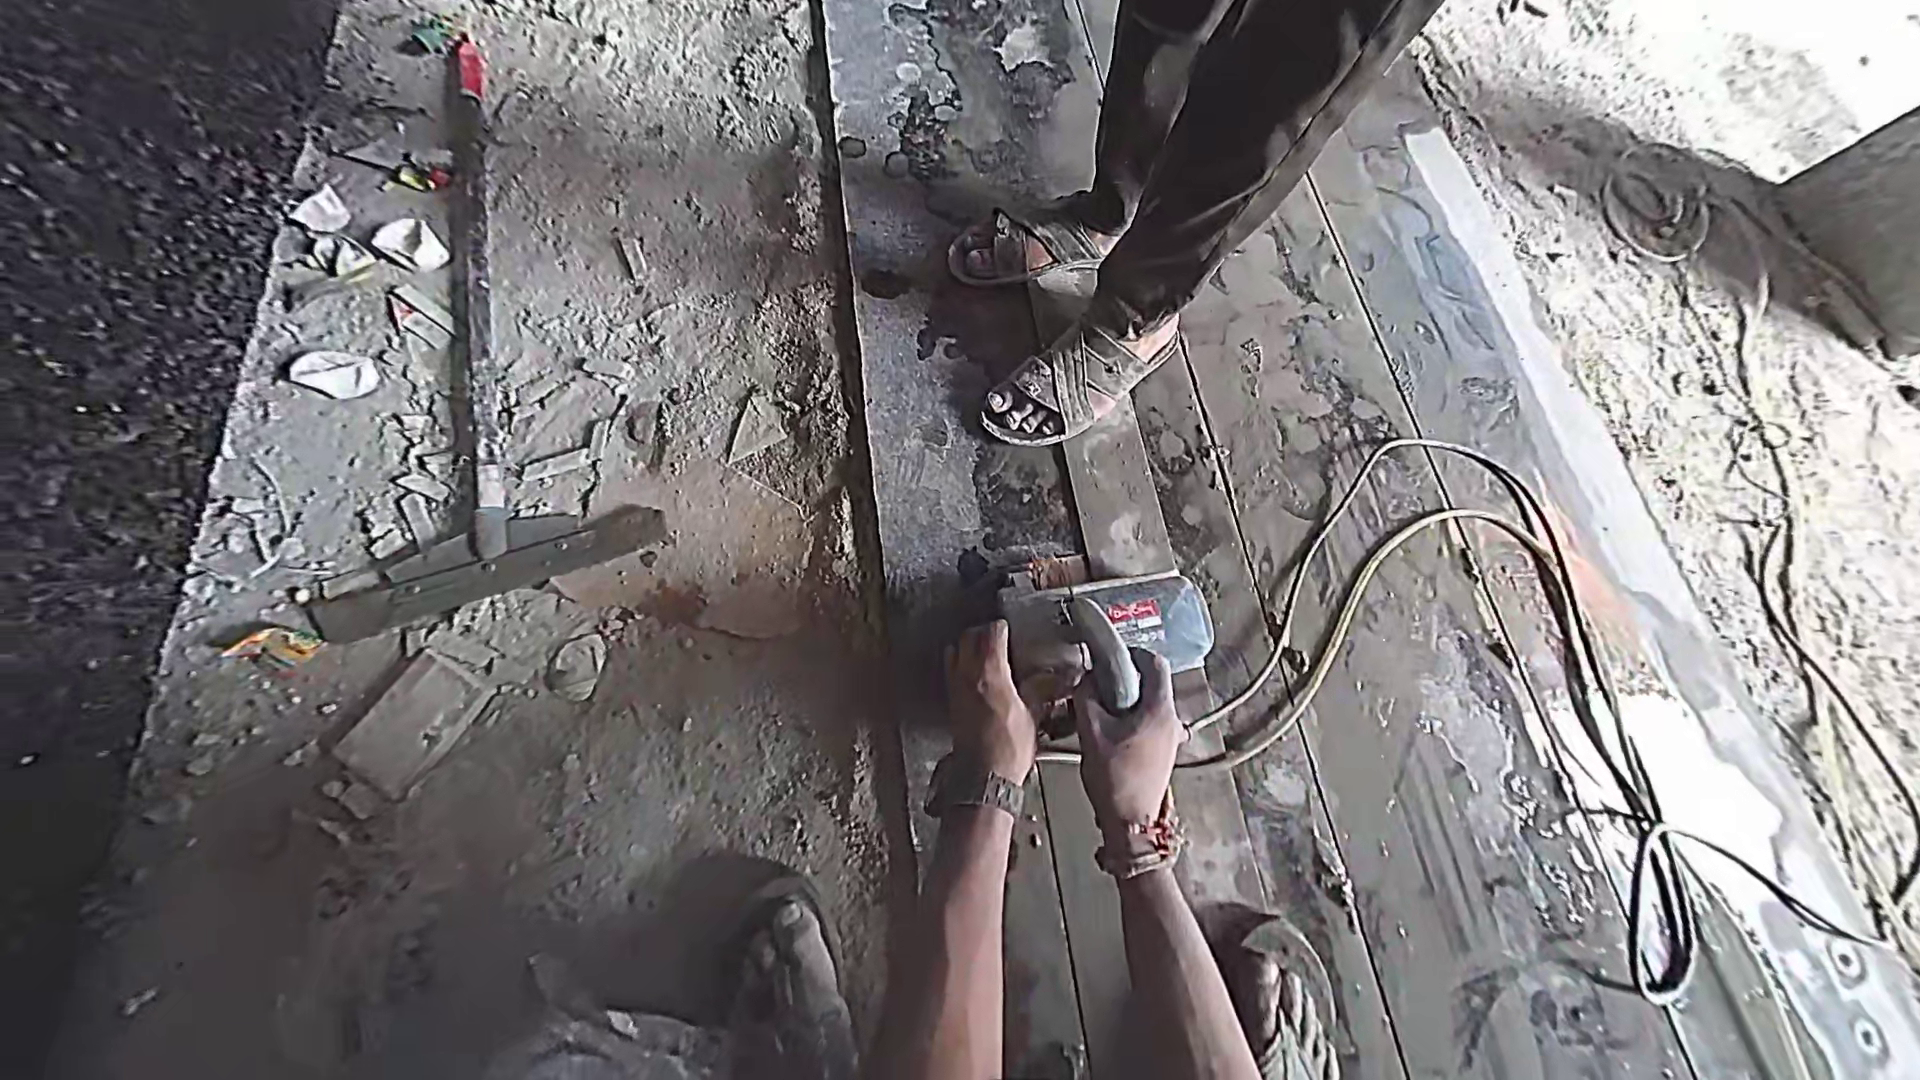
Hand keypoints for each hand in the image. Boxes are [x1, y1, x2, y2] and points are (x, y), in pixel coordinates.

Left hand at [945, 620, 1038, 781]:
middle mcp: (968, 676)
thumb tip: (1051, 678)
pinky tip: (973, 672)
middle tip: (997, 634)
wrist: (984, 777)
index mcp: (990, 674)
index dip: (1001, 627)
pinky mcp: (951, 701)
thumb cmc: (1008, 750)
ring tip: (983, 649)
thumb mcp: (1032, 715)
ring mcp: (956, 688)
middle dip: (982, 632)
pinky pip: (950, 670)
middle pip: (969, 637)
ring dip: (967, 645)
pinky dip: (959, 662)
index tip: (1008, 627)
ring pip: (955, 650)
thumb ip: (1039, 690)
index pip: (991, 635)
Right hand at [1074, 648, 1181, 836]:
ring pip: (1151, 702)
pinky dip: (1133, 714)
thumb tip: (1086, 678)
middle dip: (1126, 676)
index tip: (1109, 657)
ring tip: (1101, 704)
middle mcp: (1173, 719)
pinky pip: (1151, 720)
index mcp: (1160, 710)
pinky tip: (1111, 727)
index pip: (1156, 663)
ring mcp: (1172, 737)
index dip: (1132, 653)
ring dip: (1128, 697)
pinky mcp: (1165, 750)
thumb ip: (1086, 697)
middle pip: (1154, 682)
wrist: (1131, 823)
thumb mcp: (1091, 731)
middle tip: (1099, 680)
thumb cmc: (1114, 776)